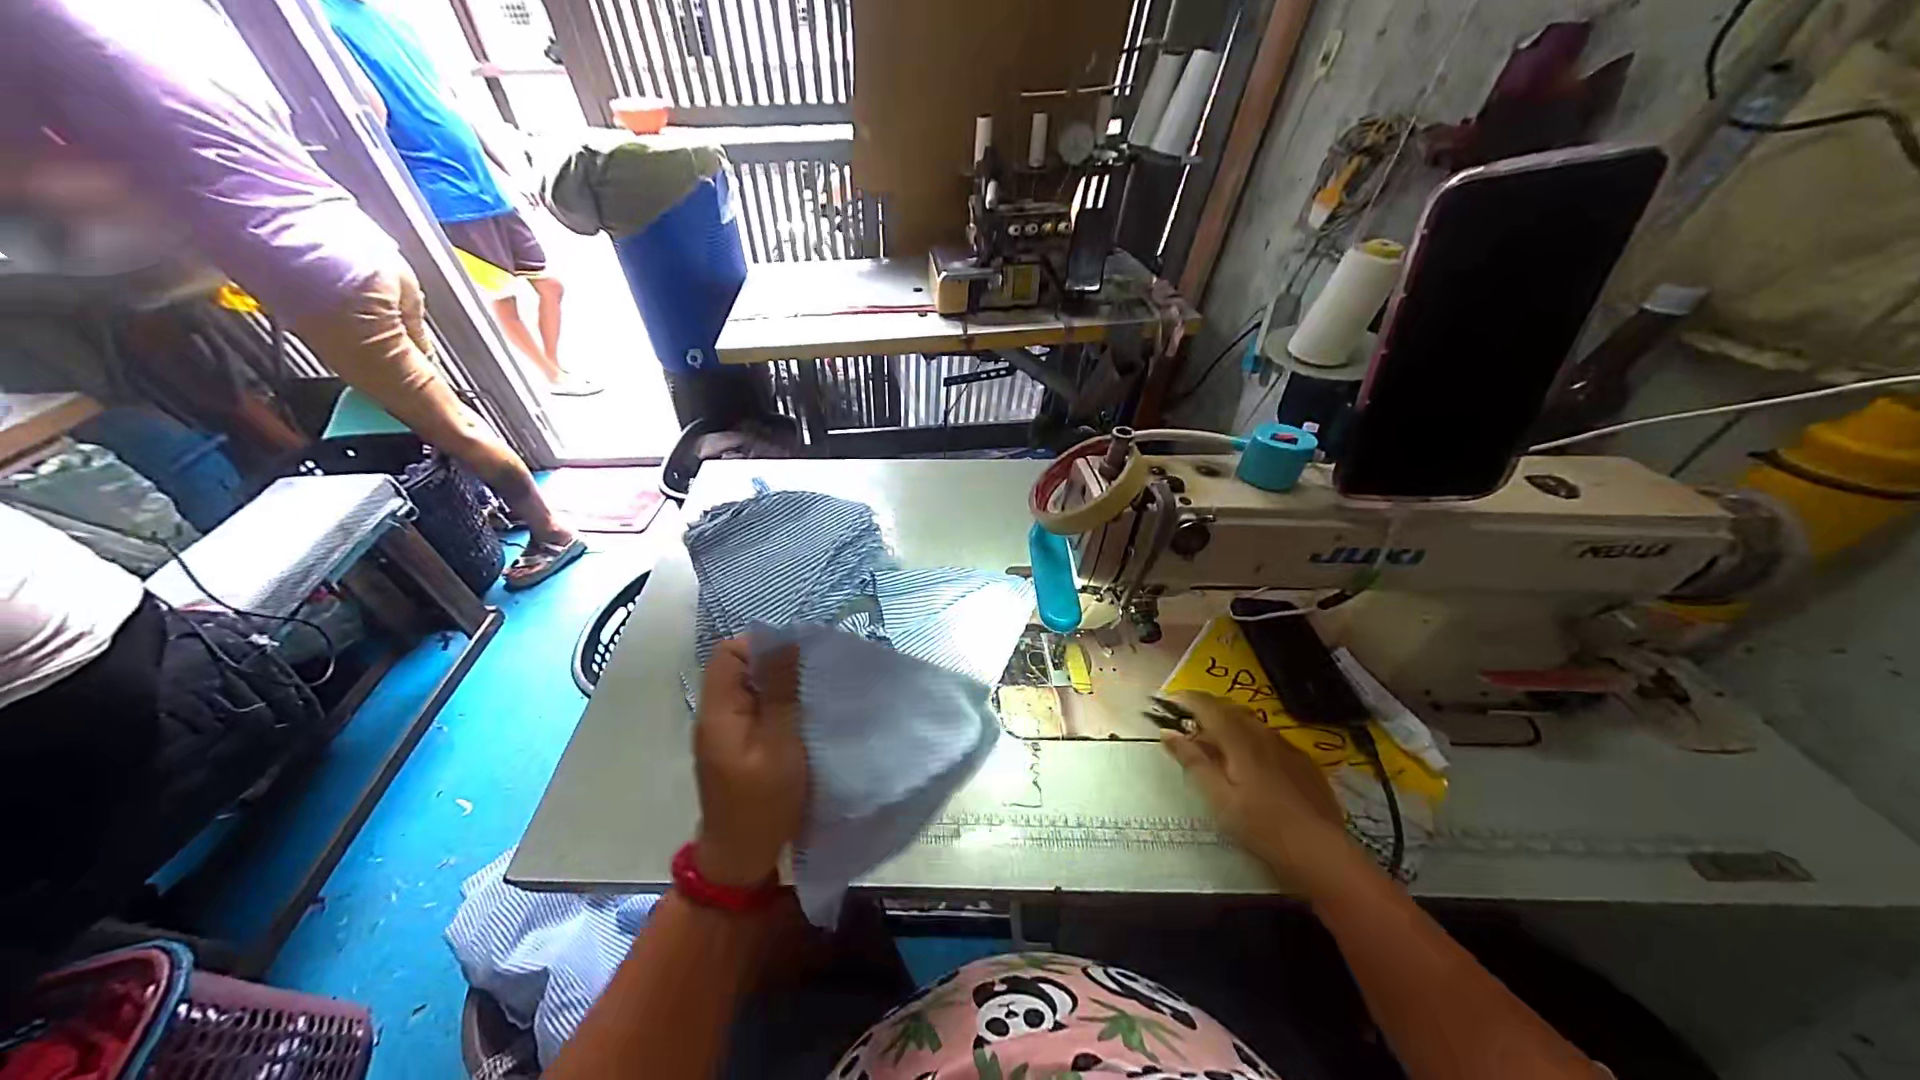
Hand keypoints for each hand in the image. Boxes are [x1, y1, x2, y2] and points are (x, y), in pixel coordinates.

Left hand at [692, 637, 806, 887]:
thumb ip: (780, 692)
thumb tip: (785, 642)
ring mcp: (725, 732)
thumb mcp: (780, 743)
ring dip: (779, 685)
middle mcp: (715, 714)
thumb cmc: (762, 802)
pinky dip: (777, 705)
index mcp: (718, 710)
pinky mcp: (737, 746)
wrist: (742, 858)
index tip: (800, 653)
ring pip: (749, 688)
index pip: (729, 652)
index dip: (762, 644)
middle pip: (739, 667)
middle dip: (775, 662)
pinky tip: (802, 715)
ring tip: (812, 690)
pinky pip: (755, 710)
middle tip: (813, 671)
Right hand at [1160, 691, 1356, 884]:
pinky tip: (1251, 765)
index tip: (1168, 701)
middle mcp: (1264, 735)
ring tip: (1216, 746)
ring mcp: (1288, 748)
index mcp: (1239, 740)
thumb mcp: (1218, 798)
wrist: (1321, 853)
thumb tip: (1168, 733)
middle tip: (1188, 727)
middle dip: (1207, 711)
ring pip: (1253, 723)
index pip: (1208, 706)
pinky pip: (1271, 740)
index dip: (1186, 699)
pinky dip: (1252, 740)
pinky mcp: (1305, 764)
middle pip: (1231, 709)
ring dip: (1229, 725)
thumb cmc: (1261, 827)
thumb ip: (1193, 762)